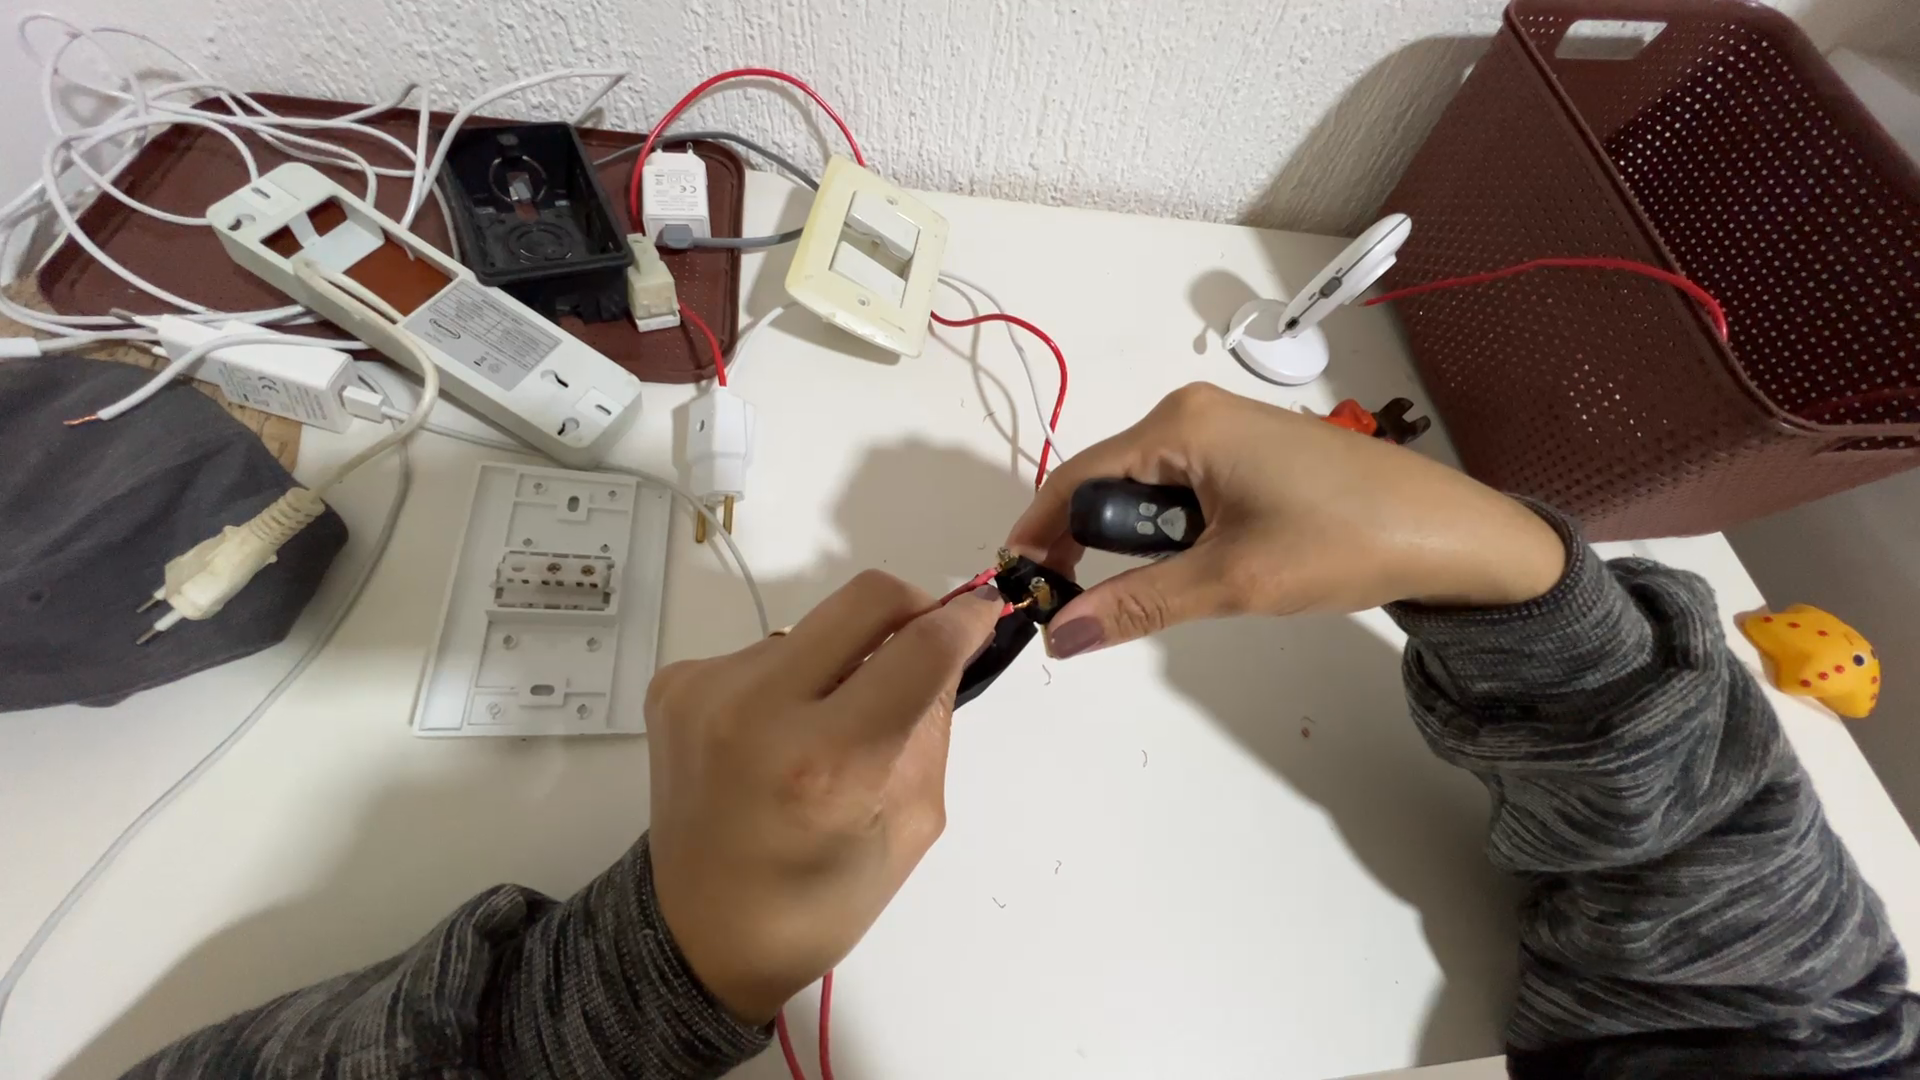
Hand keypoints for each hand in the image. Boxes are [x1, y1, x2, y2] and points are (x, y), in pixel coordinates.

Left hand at [645, 571, 1001, 1023]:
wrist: (700, 935)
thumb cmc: (822, 898)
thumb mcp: (911, 823)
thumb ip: (933, 722)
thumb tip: (945, 642)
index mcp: (828, 762)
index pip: (920, 649)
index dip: (965, 618)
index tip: (984, 610)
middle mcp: (759, 708)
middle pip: (867, 596)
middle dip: (913, 606)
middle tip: (924, 641)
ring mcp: (706, 688)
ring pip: (817, 625)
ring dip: (844, 656)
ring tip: (830, 719)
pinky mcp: (675, 683)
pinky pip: (767, 649)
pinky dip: (794, 677)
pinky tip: (779, 730)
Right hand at [1007, 383, 1565, 656]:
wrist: (1454, 534)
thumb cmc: (1341, 543)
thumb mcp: (1230, 580)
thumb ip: (1136, 605)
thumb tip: (1057, 637)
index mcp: (1179, 426)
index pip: (1077, 477)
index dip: (1039, 530)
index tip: (1018, 582)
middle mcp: (1190, 413)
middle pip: (1105, 480)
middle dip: (1085, 540)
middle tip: (1075, 600)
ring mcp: (1219, 428)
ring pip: (1140, 488)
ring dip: (1131, 540)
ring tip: (1143, 588)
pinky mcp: (1243, 450)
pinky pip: (1176, 487)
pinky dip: (1164, 529)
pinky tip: (1186, 561)